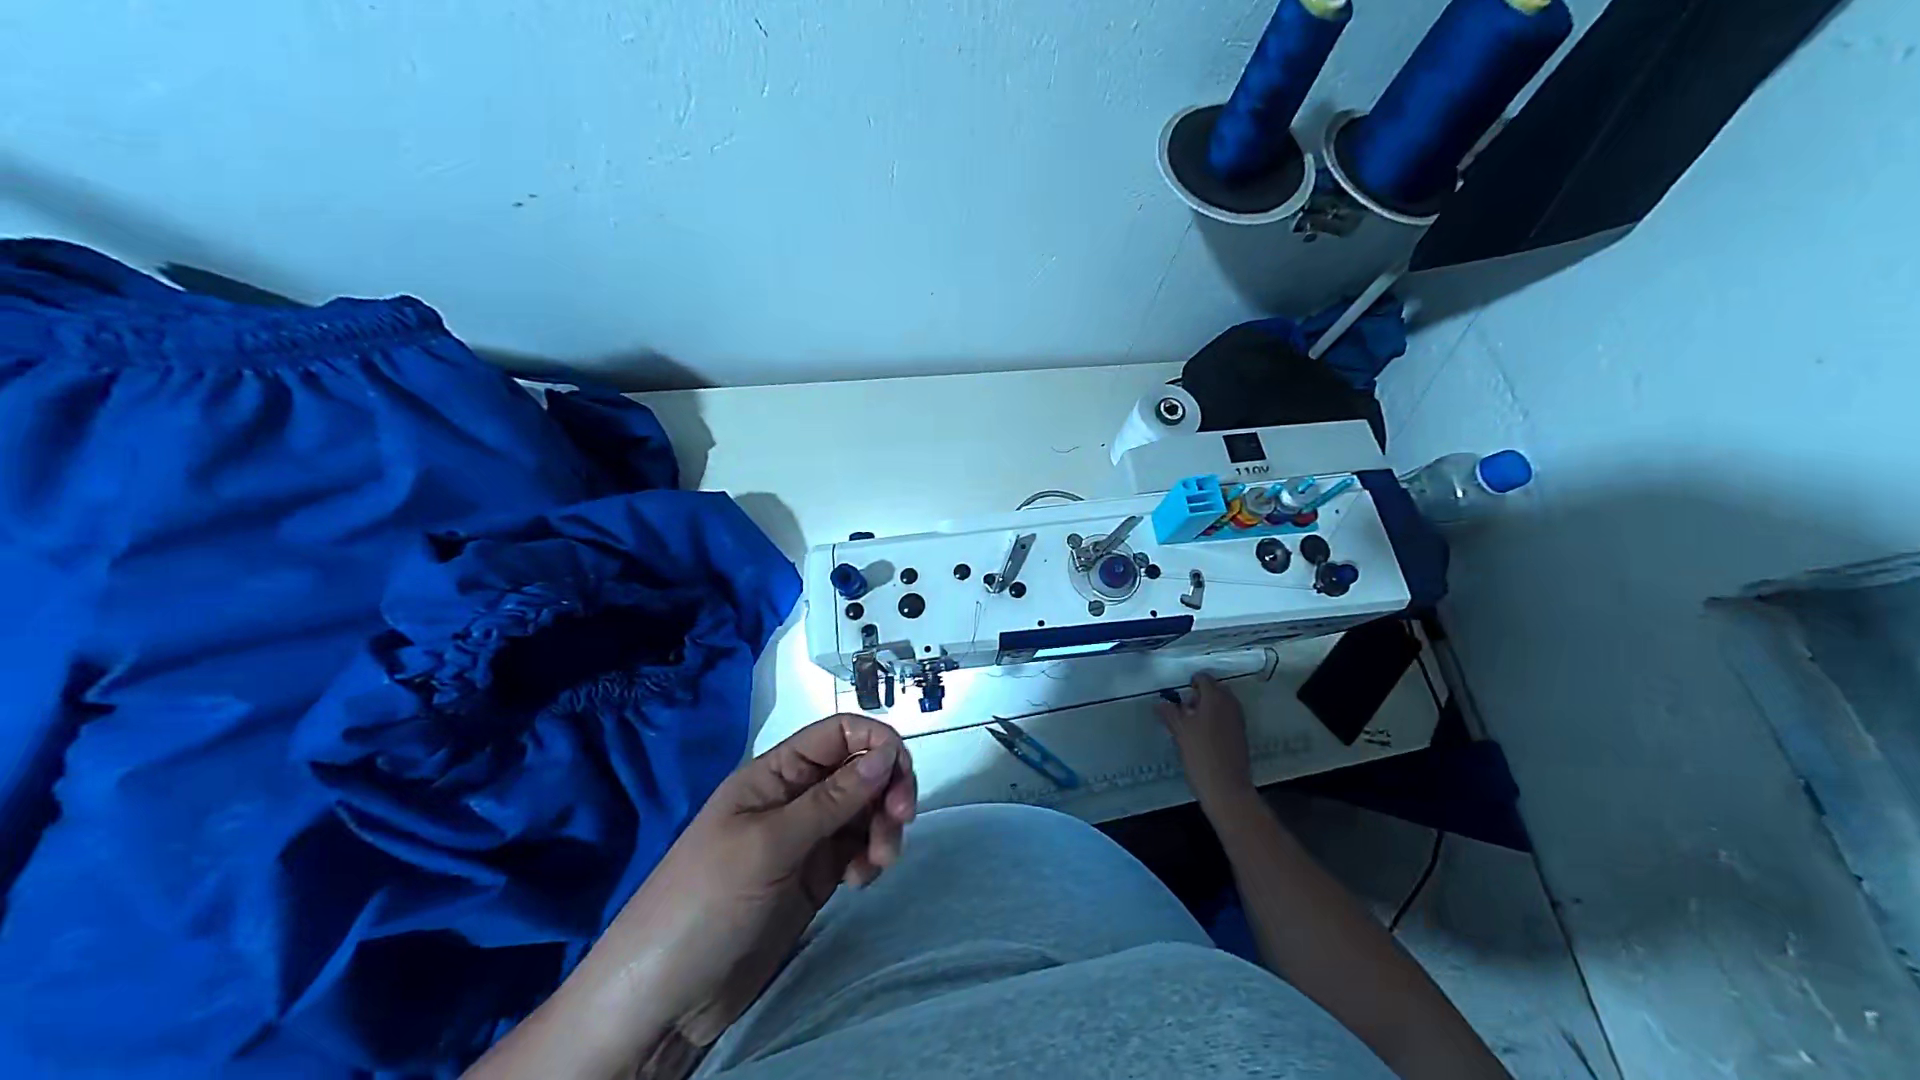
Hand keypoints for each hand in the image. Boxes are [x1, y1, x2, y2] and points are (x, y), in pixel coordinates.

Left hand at [473, 714, 915, 1079]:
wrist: (664, 998)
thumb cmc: (706, 902)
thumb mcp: (769, 844)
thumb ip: (832, 798)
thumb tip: (887, 752)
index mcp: (774, 774)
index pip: (837, 734)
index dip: (874, 742)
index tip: (900, 773)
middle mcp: (793, 798)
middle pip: (858, 771)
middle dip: (886, 788)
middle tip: (901, 820)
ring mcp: (804, 839)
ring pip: (863, 812)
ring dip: (882, 827)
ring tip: (879, 863)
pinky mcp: (813, 877)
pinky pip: (856, 850)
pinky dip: (869, 858)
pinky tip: (861, 881)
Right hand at [1156, 674, 1253, 807]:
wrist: (1226, 788)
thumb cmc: (1200, 755)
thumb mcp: (1180, 731)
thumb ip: (1170, 713)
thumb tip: (1161, 703)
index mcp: (1216, 698)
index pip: (1204, 679)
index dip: (1190, 682)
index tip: (1178, 693)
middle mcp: (1231, 705)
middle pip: (1215, 690)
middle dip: (1200, 695)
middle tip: (1183, 707)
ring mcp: (1238, 721)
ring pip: (1221, 705)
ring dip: (1207, 708)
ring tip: (1190, 723)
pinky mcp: (1240, 736)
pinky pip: (1226, 718)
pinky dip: (1215, 719)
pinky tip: (1202, 735)